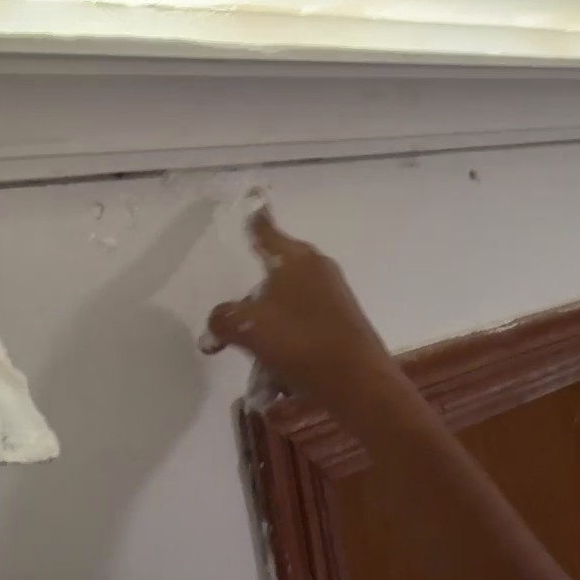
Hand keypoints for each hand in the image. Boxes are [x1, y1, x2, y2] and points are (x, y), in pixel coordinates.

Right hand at [203, 206, 396, 406]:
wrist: (362, 388)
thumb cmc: (301, 343)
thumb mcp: (248, 328)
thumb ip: (223, 319)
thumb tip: (218, 324)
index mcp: (295, 258)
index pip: (266, 228)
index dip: (255, 214)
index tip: (254, 191)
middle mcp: (316, 268)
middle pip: (274, 270)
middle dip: (252, 295)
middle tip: (235, 318)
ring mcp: (333, 295)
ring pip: (286, 301)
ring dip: (267, 324)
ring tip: (256, 359)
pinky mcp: (343, 322)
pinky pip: (303, 323)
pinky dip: (287, 340)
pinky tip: (278, 372)